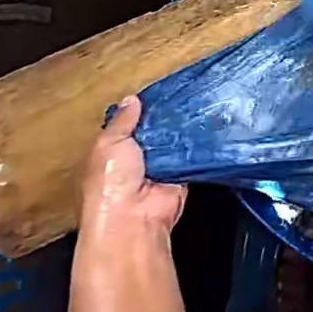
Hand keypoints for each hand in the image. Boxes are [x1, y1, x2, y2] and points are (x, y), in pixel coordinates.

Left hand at [78, 96, 185, 237]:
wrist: (133, 219)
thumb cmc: (109, 182)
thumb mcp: (109, 143)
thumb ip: (122, 120)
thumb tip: (132, 99)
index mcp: (108, 155)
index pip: (125, 127)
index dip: (137, 111)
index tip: (154, 93)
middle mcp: (133, 162)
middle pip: (151, 133)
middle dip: (162, 118)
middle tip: (179, 93)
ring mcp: (157, 169)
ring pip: (171, 141)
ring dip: (179, 129)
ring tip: (194, 101)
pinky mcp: (179, 176)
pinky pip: (188, 153)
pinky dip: (194, 142)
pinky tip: (203, 121)